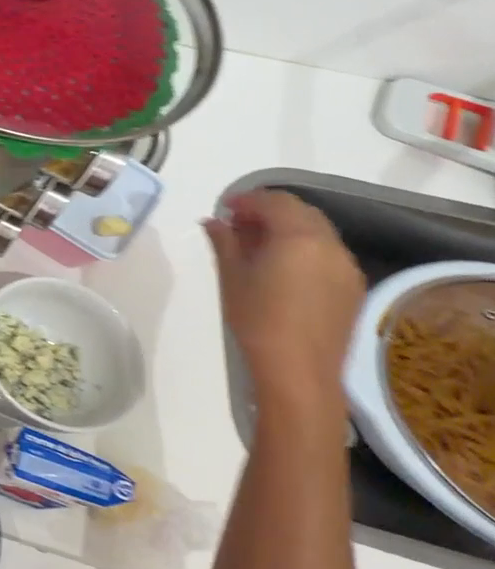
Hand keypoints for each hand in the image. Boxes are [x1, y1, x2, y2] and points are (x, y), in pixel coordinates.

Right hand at [204, 191, 363, 417]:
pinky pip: (327, 254)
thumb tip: (215, 222)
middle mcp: (331, 246)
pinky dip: (304, 249)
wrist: (299, 369)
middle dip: (270, 211)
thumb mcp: (231, 277)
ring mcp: (347, 267)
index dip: (249, 199)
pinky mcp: (352, 287)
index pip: (276, 202)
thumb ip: (224, 242)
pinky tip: (281, 268)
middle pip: (302, 213)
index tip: (224, 208)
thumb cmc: (256, 319)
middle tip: (238, 225)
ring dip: (288, 229)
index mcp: (299, 238)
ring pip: (318, 233)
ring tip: (257, 247)